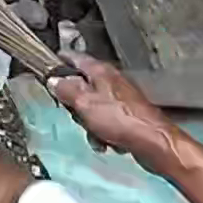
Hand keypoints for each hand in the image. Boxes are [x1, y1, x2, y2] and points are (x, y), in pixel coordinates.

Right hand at [47, 52, 188, 174]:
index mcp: (99, 70)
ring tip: (95, 135)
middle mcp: (110, 79)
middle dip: (74, 103)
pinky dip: (104, 132)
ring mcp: (121, 98)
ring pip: (92, 106)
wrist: (156, 145)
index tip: (47, 74)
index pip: (71, 57)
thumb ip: (64, 90)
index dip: (57, 64)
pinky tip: (107, 142)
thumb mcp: (83, 103)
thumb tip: (52, 80)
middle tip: (75, 114)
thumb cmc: (120, 120)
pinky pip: (106, 120)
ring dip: (89, 122)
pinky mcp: (129, 115)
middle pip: (80, 85)